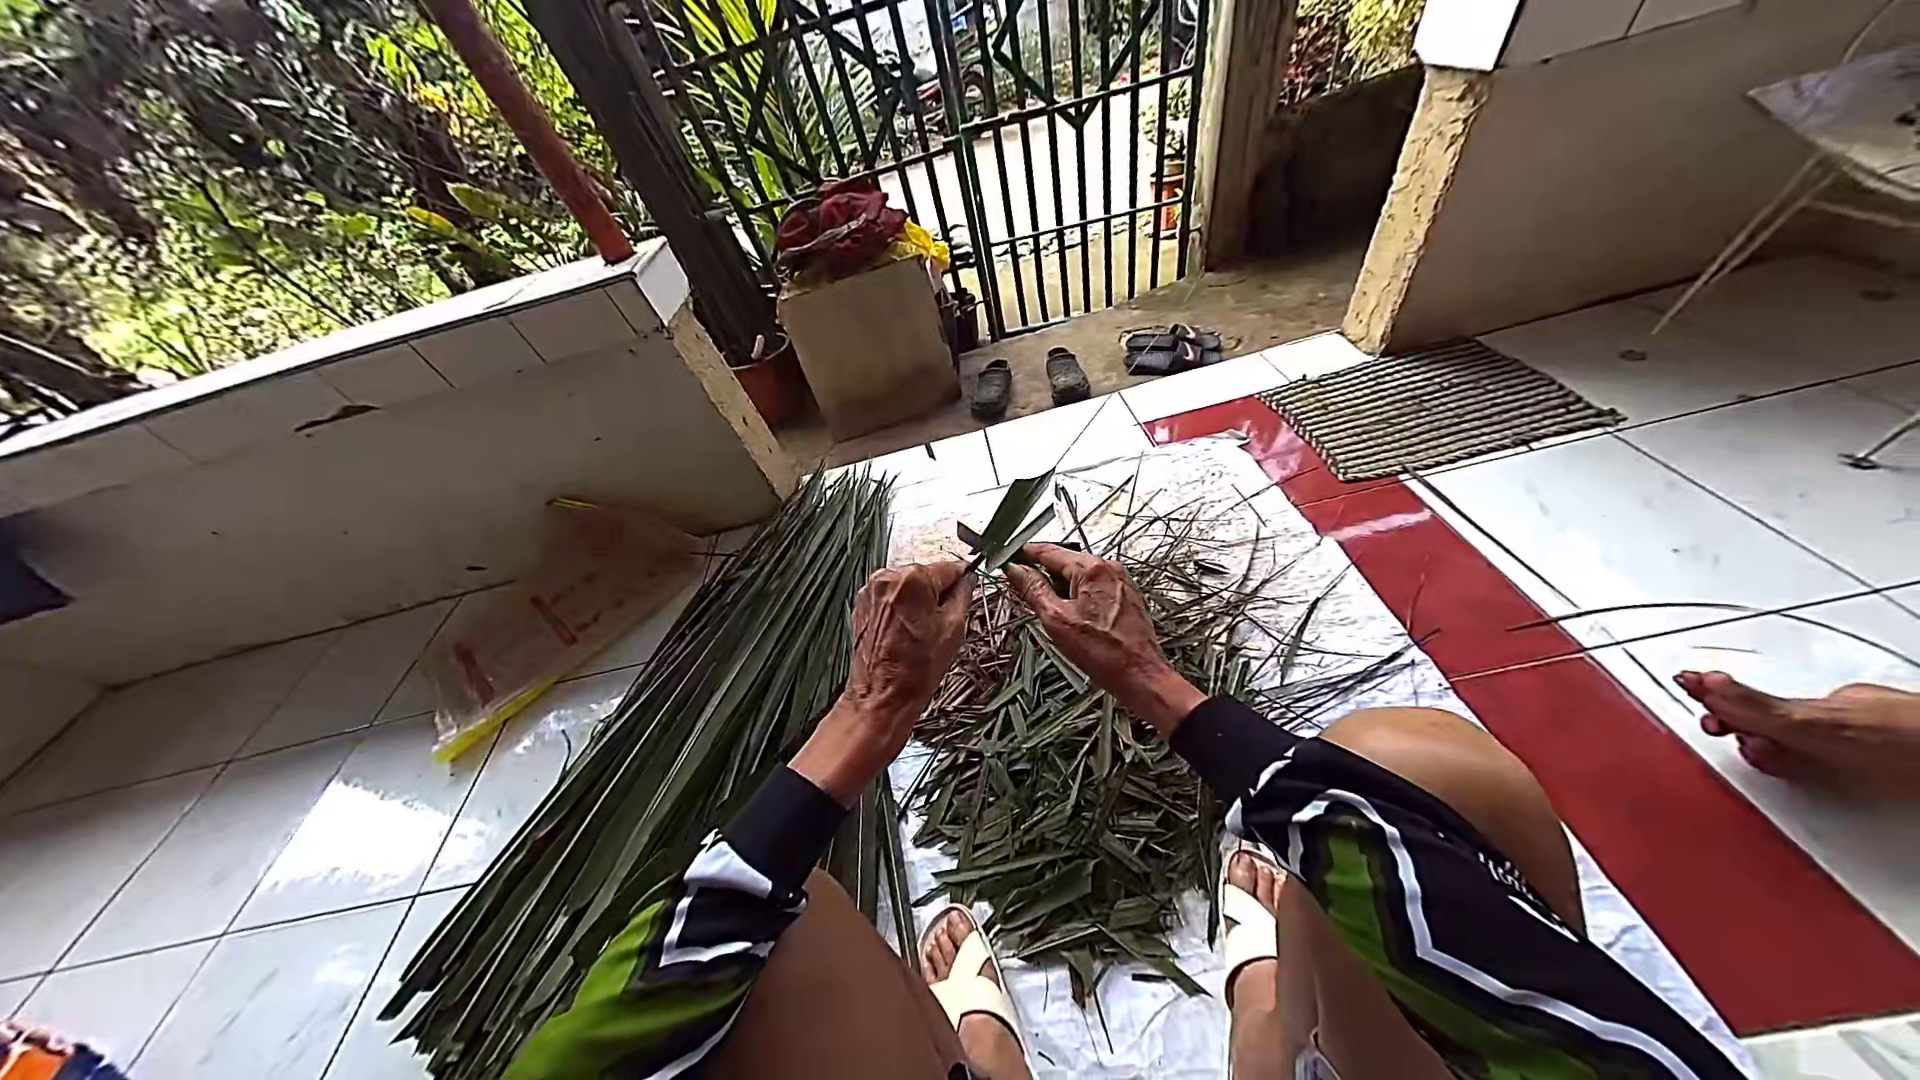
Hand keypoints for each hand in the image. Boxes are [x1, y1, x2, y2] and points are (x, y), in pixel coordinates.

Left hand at [791, 561, 972, 803]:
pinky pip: (892, 597)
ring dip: (919, 601)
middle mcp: (887, 578)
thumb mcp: (954, 628)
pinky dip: (902, 609)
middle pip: (927, 575)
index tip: (966, 592)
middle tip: (942, 623)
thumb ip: (964, 594)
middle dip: (937, 594)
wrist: (882, 695)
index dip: (962, 582)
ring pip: (909, 586)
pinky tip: (906, 633)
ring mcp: (871, 591)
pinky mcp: (863, 604)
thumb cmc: (914, 669)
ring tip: (921, 632)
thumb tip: (967, 580)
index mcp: (912, 579)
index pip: (950, 567)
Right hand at [1004, 543, 1204, 736]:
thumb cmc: (1104, 653)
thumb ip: (1032, 589)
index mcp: (1091, 568)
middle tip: (1021, 587)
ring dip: (1059, 586)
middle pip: (1064, 561)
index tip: (1008, 559)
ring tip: (1047, 609)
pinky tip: (1071, 615)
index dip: (1023, 554)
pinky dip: (1077, 594)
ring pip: (1079, 574)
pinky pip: (1094, 586)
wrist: (1140, 675)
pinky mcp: (1125, 595)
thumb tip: (1015, 570)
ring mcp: (1120, 580)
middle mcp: (1109, 568)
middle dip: (1041, 573)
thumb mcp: (1056, 619)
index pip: (1048, 550)